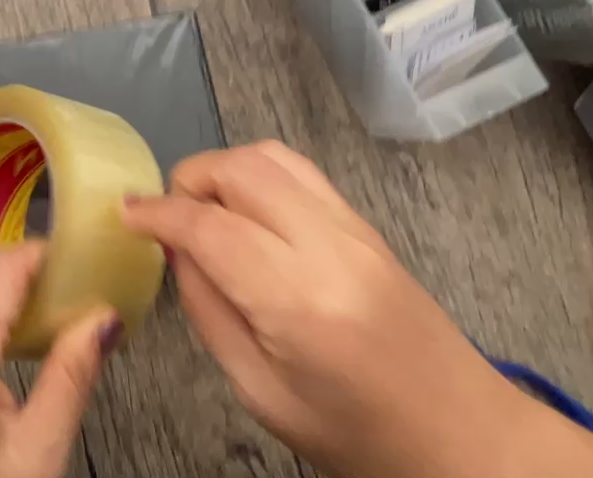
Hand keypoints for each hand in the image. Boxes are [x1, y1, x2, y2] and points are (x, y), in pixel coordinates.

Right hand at [122, 142, 592, 477]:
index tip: (126, 213)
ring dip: (222, 170)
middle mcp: (328, 247)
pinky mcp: (366, 222)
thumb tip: (177, 249)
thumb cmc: (357, 435)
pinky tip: (246, 210)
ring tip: (205, 211)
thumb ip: (210, 312)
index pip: (209, 227)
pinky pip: (299, 170)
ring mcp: (354, 227)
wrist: (467, 436)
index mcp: (299, 303)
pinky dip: (257, 173)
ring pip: (269, 157)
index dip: (157, 213)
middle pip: (239, 170)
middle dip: (188, 180)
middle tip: (169, 219)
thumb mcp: (261, 393)